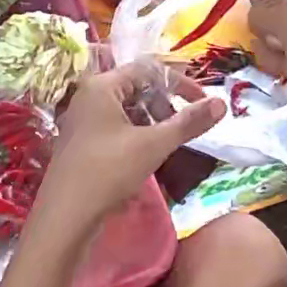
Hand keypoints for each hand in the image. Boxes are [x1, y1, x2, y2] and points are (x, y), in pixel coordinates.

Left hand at [31, 60, 224, 242]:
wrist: (65, 217)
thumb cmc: (108, 172)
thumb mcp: (154, 145)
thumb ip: (188, 122)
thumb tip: (221, 103)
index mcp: (102, 86)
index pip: (148, 69)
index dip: (180, 83)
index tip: (204, 102)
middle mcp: (89, 95)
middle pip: (136, 87)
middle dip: (165, 103)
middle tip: (184, 126)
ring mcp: (83, 119)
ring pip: (127, 108)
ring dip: (152, 120)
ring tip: (168, 142)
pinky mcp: (82, 141)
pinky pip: (116, 125)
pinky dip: (137, 133)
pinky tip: (148, 153)